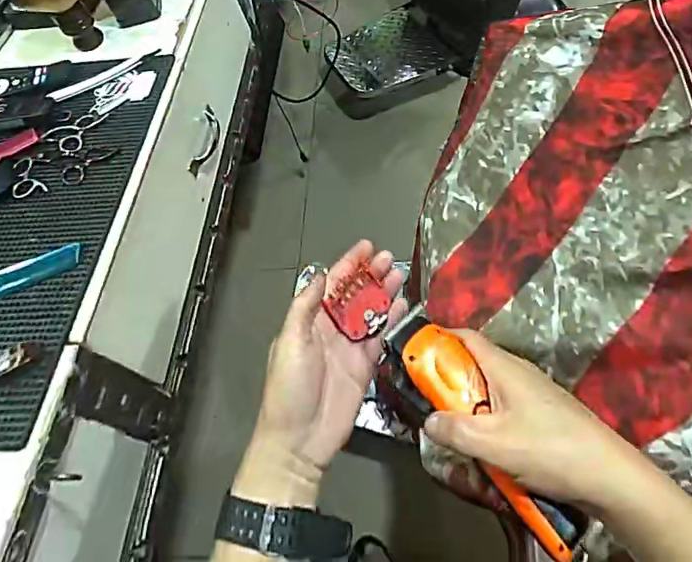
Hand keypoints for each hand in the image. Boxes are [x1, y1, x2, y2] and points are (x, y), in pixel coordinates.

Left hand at [234, 241, 406, 506]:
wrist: (298, 444)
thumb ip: (305, 308)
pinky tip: (404, 305)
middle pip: (355, 294)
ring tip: (400, 274)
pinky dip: (392, 319)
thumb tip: (319, 274)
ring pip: (371, 311)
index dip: (349, 264)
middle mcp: (331, 329)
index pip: (332, 284)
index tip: (366, 247)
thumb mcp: (289, 344)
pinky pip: (381, 335)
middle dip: (371, 274)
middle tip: (389, 258)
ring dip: (385, 292)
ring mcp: (350, 347)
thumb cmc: (288, 391)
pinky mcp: (365, 365)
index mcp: (310, 321)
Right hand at [421, 329, 649, 513]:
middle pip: (473, 368)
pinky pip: (505, 411)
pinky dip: (491, 427)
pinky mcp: (541, 413)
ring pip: (488, 394)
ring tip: (463, 444)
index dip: (439, 341)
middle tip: (436, 415)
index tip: (416, 357)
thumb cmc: (549, 448)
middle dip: (451, 390)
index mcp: (504, 366)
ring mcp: (531, 392)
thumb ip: (457, 431)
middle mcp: (516, 371)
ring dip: (471, 415)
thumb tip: (430, 420)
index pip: (465, 337)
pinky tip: (492, 456)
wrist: (604, 471)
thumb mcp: (494, 444)